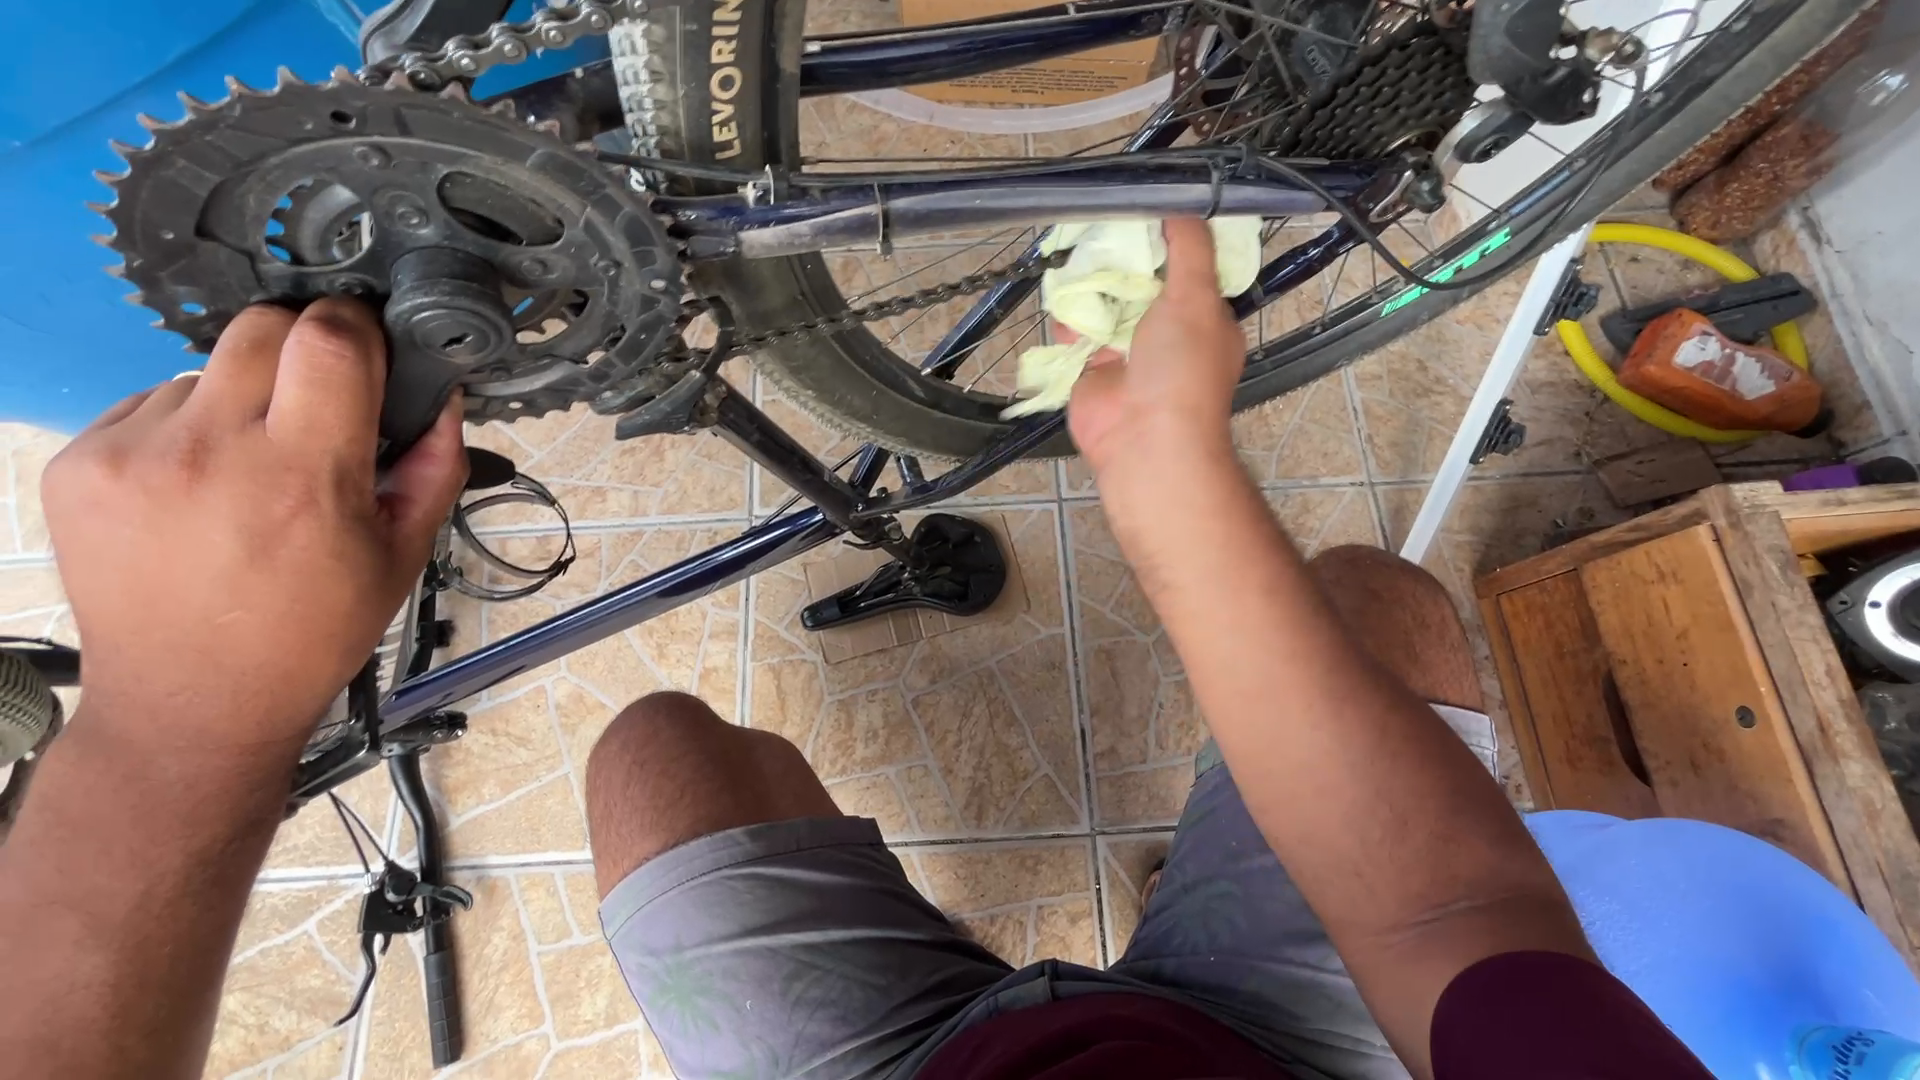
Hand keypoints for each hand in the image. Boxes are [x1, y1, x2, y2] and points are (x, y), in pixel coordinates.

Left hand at [43, 300, 467, 751]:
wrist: (195, 696)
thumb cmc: (319, 629)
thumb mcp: (405, 552)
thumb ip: (435, 466)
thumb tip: (443, 397)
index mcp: (305, 477)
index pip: (329, 342)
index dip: (358, 323)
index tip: (373, 334)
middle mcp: (210, 451)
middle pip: (261, 328)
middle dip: (306, 342)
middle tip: (327, 394)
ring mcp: (130, 453)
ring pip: (205, 369)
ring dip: (248, 394)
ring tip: (259, 462)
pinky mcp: (79, 464)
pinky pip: (152, 404)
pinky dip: (194, 426)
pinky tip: (208, 483)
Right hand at [1066, 217, 1245, 478]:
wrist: (1144, 439)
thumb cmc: (1181, 370)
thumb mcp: (1196, 295)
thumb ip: (1190, 247)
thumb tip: (1182, 205)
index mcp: (1202, 317)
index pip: (1186, 266)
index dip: (1168, 239)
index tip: (1147, 209)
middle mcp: (1165, 332)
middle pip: (1140, 280)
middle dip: (1122, 258)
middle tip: (1103, 227)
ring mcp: (1126, 350)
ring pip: (1105, 302)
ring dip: (1091, 286)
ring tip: (1080, 264)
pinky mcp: (1091, 366)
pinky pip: (1077, 330)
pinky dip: (1069, 320)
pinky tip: (1069, 313)